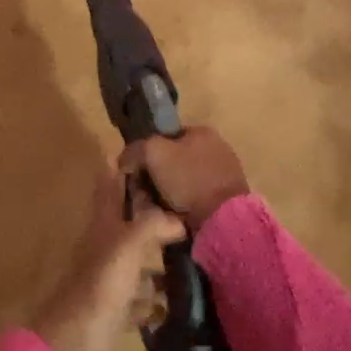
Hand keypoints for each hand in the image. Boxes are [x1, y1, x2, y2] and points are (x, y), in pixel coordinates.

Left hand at [31, 169, 185, 350]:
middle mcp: (106, 248)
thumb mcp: (125, 248)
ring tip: (196, 255)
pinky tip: (180, 301)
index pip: (110, 185)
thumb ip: (151, 225)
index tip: (143, 151)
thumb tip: (179, 218)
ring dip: (161, 260)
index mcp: (104, 226)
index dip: (120, 165)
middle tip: (188, 208)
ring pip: (139, 262)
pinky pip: (142, 301)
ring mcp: (111, 281)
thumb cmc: (98, 290)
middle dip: (155, 215)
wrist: (73, 345)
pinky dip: (157, 301)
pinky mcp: (116, 312)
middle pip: (131, 223)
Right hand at [119, 126, 249, 232]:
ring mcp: (223, 175)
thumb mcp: (153, 153)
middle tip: (142, 195)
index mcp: (202, 132)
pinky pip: (193, 200)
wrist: (222, 217)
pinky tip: (173, 218)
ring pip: (180, 183)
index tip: (136, 173)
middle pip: (171, 163)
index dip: (146, 154)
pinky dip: (181, 207)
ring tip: (155, 210)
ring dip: (164, 195)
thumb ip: (135, 150)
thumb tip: (125, 161)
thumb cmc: (188, 177)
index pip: (165, 138)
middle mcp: (216, 149)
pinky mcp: (225, 200)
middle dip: (154, 178)